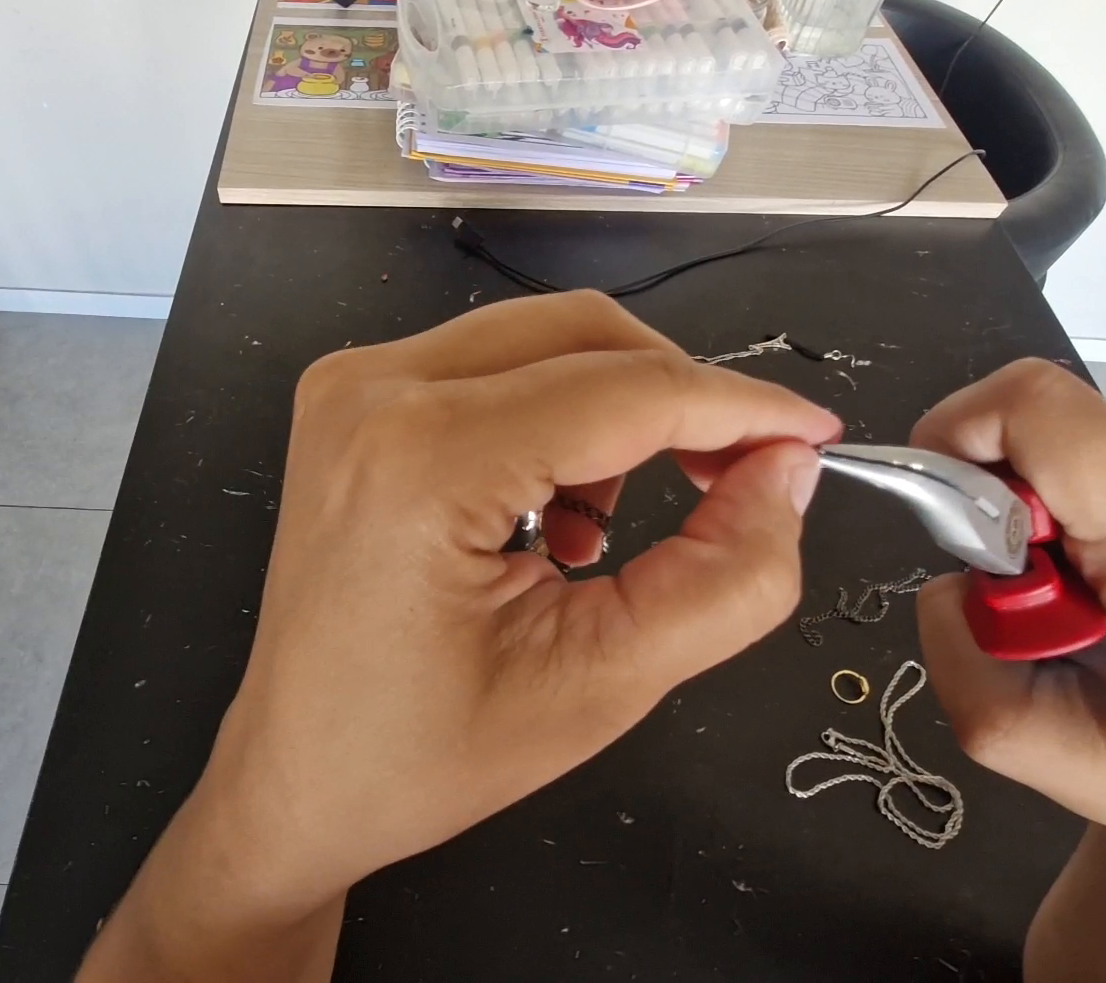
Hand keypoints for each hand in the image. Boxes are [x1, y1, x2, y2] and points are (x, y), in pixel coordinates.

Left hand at [82, 291, 839, 981]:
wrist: (297, 771)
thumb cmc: (424, 751)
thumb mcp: (604, 682)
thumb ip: (728, 577)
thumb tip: (785, 472)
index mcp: (423, 459)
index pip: (624, 390)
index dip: (738, 406)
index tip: (808, 433)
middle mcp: (374, 391)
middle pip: (582, 333)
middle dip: (676, 397)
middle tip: (728, 478)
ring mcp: (350, 385)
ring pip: (536, 339)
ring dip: (610, 408)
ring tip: (603, 526)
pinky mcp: (348, 399)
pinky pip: (486, 365)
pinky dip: (547, 413)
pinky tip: (546, 508)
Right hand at [910, 359, 1105, 981]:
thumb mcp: (1003, 730)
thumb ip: (945, 630)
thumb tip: (957, 567)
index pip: (1042, 410)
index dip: (956, 426)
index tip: (934, 492)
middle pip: (1043, 423)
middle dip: (986, 491)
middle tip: (1001, 578)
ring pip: (1062, 446)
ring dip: (1023, 510)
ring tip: (1052, 594)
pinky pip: (1092, 461)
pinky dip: (1058, 510)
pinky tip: (1087, 578)